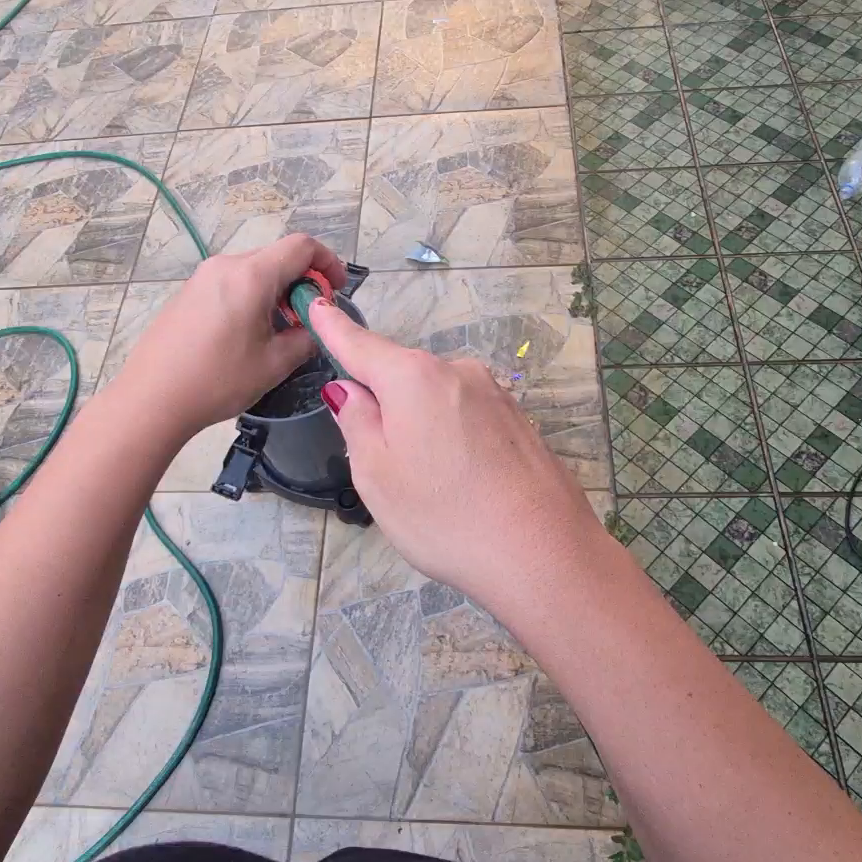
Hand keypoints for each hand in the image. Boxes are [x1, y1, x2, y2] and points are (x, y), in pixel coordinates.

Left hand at [113, 235, 346, 435]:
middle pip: (278, 257)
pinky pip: (232, 283)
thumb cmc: (218, 380)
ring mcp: (202, 277)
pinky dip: (253, 298)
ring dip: (278, 291)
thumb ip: (306, 337)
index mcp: (251, 275)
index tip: (337, 290)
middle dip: (303, 281)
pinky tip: (249, 334)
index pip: (302, 246)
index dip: (328, 262)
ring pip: (254, 271)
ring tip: (281, 331)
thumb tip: (315, 326)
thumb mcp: (275, 363)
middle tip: (311, 319)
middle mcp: (226, 265)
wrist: (151, 399)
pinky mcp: (188, 294)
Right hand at [308, 299, 609, 600]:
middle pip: (403, 377)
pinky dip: (455, 442)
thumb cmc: (445, 517)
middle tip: (386, 468)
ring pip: (438, 401)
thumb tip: (349, 388)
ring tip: (433, 489)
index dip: (335, 330)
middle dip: (385, 407)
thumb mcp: (377, 475)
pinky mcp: (520, 422)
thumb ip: (357, 422)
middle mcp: (459, 372)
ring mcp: (496, 395)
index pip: (361, 345)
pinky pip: (469, 420)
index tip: (316, 307)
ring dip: (423, 429)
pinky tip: (465, 488)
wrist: (545, 554)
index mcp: (414, 377)